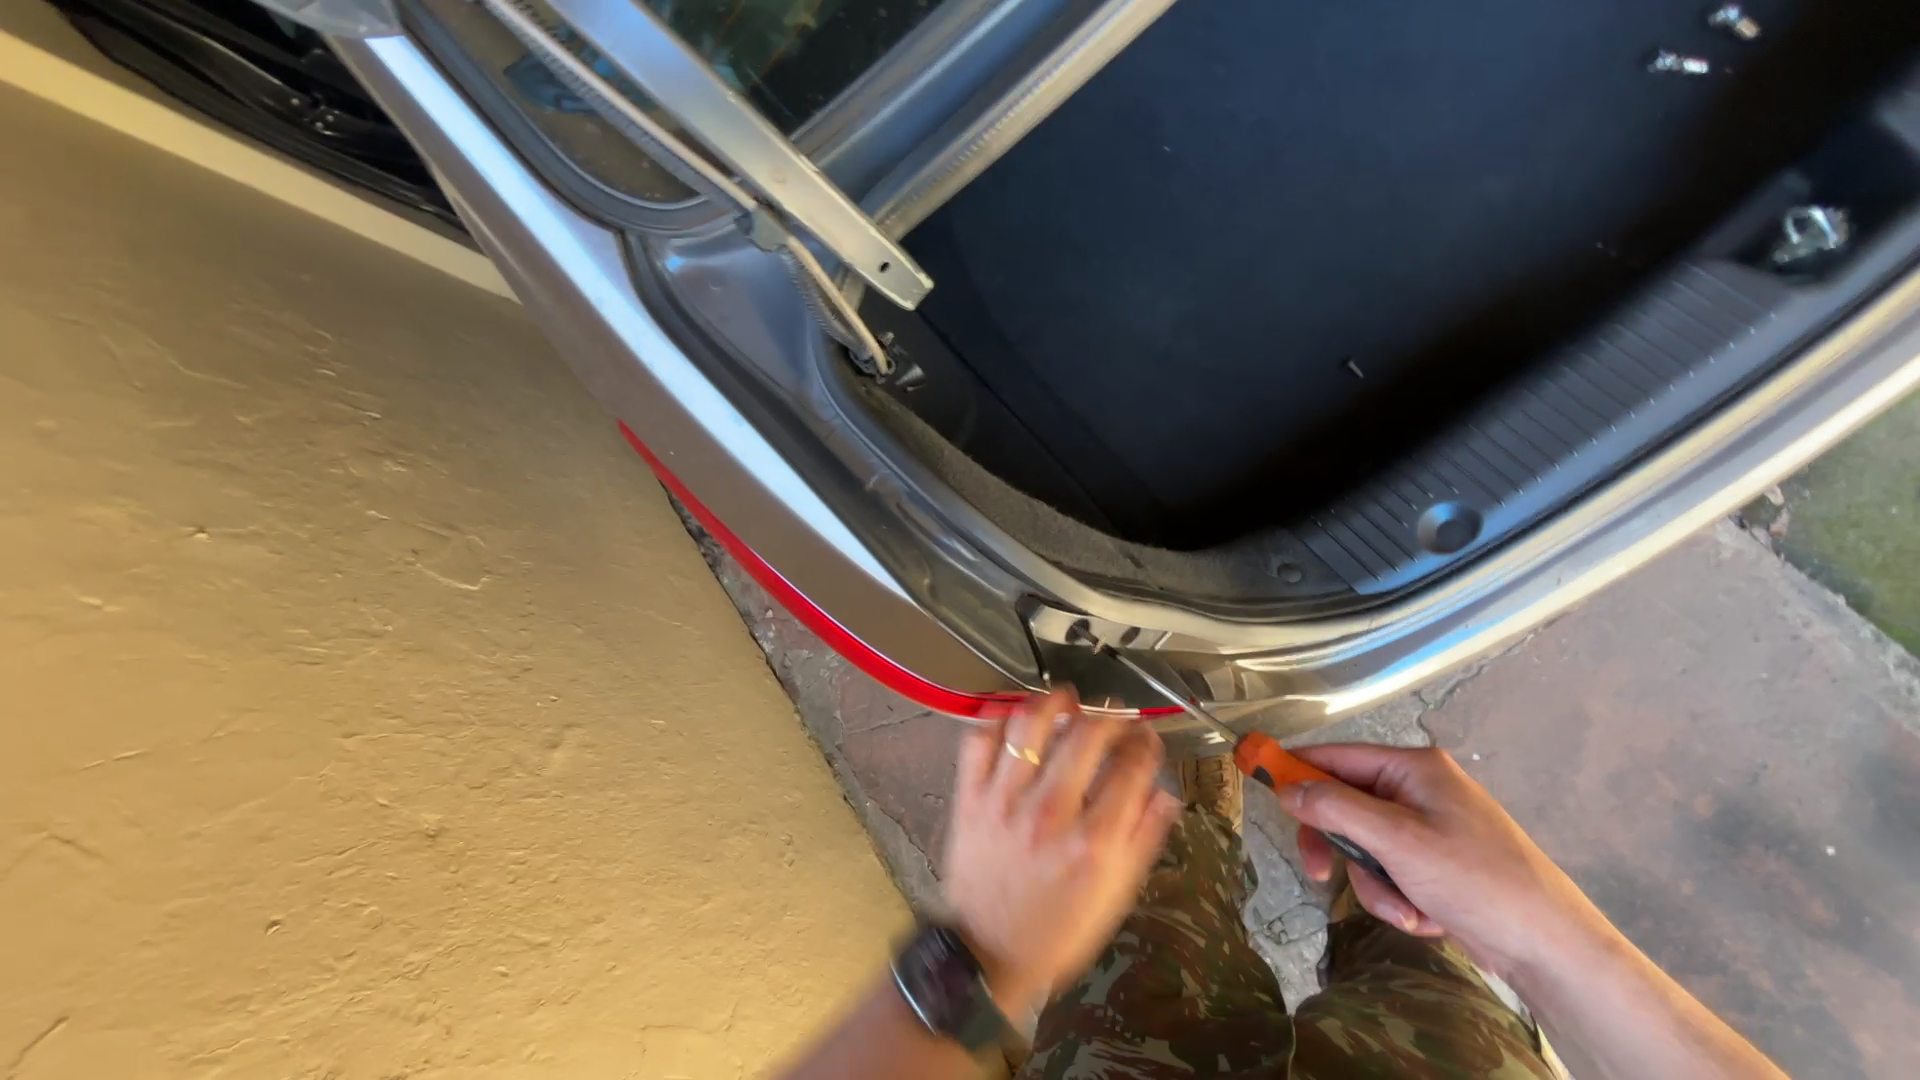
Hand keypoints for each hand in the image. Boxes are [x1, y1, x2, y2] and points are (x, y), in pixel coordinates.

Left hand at [940, 689, 1181, 1016]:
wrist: (987, 953)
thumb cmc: (1057, 928)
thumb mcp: (1114, 895)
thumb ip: (1142, 839)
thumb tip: (1165, 792)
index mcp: (1094, 841)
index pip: (1132, 766)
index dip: (1145, 741)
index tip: (1145, 736)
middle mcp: (1050, 811)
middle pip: (1086, 735)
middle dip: (1109, 715)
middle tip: (1113, 714)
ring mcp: (1004, 800)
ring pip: (1030, 726)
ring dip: (1053, 702)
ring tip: (1066, 699)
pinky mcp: (969, 797)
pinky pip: (979, 740)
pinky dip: (998, 720)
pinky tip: (1015, 718)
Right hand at [1279, 744, 1612, 980]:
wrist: (1550, 947)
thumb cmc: (1475, 877)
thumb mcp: (1397, 840)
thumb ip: (1335, 808)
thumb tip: (1285, 789)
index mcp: (1412, 768)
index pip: (1335, 756)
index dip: (1294, 768)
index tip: (1257, 779)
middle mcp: (1417, 790)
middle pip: (1344, 805)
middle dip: (1337, 845)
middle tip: (1318, 873)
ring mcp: (1427, 828)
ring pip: (1363, 846)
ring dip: (1374, 882)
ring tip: (1407, 907)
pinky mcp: (1434, 864)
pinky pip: (1388, 871)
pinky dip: (1396, 897)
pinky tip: (1426, 916)